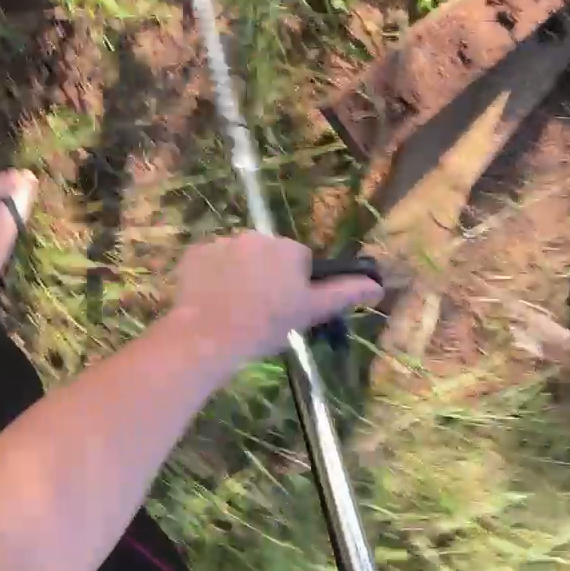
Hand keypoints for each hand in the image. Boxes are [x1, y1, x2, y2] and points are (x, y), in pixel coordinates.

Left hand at [162, 232, 384, 362]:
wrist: (209, 334)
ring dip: (238, 272)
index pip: (298, 259)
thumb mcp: (310, 311)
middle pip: (266, 253)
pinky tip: (211, 298)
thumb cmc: (265, 325)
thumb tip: (376, 285)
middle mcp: (254, 236)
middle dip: (266, 273)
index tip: (285, 305)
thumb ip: (344, 293)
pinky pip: (208, 260)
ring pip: (236, 255)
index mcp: (287, 248)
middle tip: (259, 307)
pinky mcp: (193, 252)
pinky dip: (211, 274)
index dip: (294, 283)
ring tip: (232, 305)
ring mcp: (220, 242)